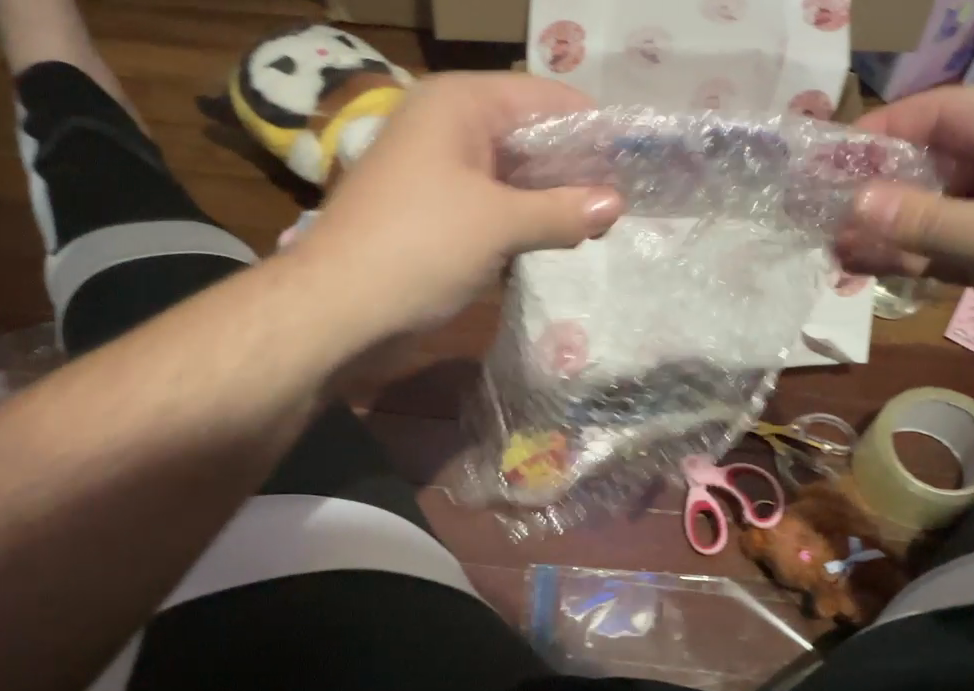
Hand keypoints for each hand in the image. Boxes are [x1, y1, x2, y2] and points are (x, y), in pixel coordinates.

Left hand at [291, 73, 623, 341]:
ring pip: (510, 178)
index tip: (637, 167)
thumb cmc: (418, 248)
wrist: (337, 309)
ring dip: (548, 204)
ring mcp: (436, 174)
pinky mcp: (430, 217)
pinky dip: (518, 226)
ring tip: (599, 230)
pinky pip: (488, 210)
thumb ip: (560, 211)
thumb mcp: (498, 225)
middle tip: (623, 208)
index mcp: (460, 103)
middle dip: (574, 171)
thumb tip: (616, 204)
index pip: (547, 99)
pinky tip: (553, 247)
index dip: (594, 130)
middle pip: (529, 137)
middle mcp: (447, 127)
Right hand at [838, 86, 973, 379]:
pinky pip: (947, 251)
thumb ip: (929, 224)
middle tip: (819, 208)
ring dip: (888, 229)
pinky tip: (861, 266)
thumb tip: (851, 205)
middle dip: (882, 186)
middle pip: (940, 162)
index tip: (828, 154)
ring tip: (829, 244)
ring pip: (938, 213)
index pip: (954, 112)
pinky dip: (908, 259)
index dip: (889, 129)